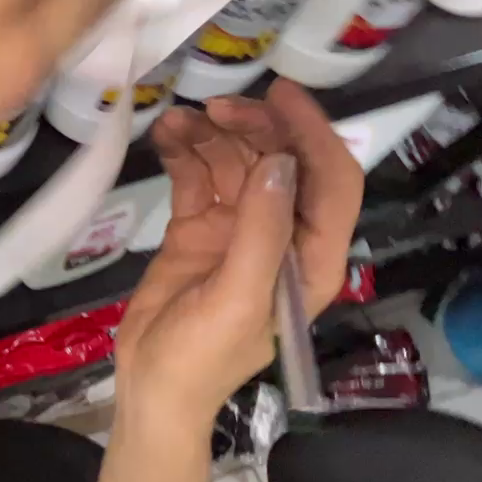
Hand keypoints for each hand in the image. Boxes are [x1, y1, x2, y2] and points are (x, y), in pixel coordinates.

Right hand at [113, 81, 363, 431]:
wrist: (151, 386)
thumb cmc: (202, 357)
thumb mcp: (238, 300)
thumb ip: (262, 233)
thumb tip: (276, 162)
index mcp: (310, 256)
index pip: (330, 181)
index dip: (313, 134)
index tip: (279, 95)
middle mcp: (281, 236)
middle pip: (279, 164)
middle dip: (252, 129)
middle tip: (212, 108)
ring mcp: (236, 231)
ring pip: (235, 165)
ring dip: (209, 137)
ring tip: (175, 121)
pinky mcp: (197, 231)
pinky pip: (196, 181)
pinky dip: (182, 156)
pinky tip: (164, 138)